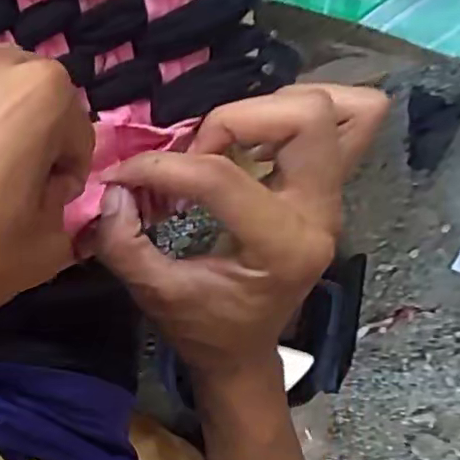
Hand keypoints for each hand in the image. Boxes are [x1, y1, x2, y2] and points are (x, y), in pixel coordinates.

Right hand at [85, 85, 387, 378]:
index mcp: (280, 248)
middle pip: (305, 117)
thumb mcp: (152, 292)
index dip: (159, 167)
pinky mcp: (327, 188)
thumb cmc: (202, 328)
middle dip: (233, 120)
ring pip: (338, 108)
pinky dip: (293, 115)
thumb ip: (122, 241)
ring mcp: (331, 198)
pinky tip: (251, 139)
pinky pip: (346, 121)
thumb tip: (113, 188)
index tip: (123, 179)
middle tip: (195, 154)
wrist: (243, 350)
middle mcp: (319, 214)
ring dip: (269, 110)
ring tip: (224, 141)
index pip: (219, 176)